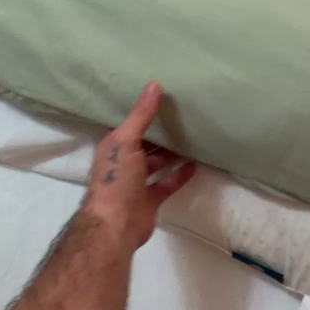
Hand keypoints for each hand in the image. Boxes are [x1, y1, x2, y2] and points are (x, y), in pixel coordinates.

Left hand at [80, 81, 196, 250]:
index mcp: (113, 147)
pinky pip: (168, 182)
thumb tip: (155, 84)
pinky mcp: (150, 199)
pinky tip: (195, 164)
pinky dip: (180, 174)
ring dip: (171, 153)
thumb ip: (141, 115)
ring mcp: (137, 183)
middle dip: (160, 133)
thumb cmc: (117, 179)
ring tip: (192, 137)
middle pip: (144, 144)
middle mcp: (124, 163)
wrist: (116, 225)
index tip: (163, 99)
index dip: (143, 113)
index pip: (129, 125)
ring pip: (156, 163)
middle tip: (183, 116)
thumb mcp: (126, 141)